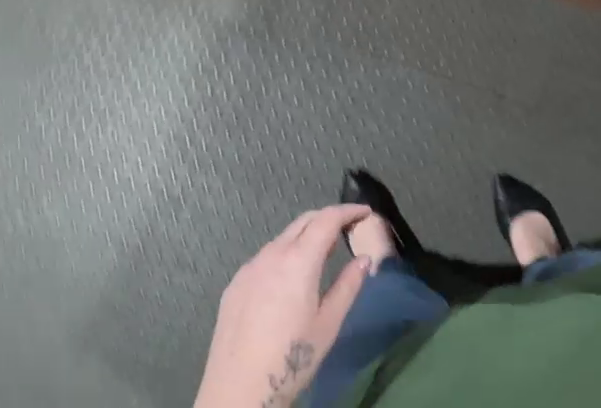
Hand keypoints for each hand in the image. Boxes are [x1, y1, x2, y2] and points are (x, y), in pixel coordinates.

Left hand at [193, 204, 373, 407]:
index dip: (348, 211)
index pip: (327, 219)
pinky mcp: (234, 284)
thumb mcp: (329, 323)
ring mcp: (249, 268)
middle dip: (328, 218)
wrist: (237, 392)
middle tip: (348, 228)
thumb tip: (364, 259)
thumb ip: (349, 285)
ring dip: (305, 236)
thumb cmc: (291, 359)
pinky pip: (265, 257)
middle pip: (303, 221)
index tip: (365, 212)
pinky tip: (289, 278)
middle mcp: (271, 254)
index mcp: (298, 260)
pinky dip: (284, 254)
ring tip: (322, 254)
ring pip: (282, 238)